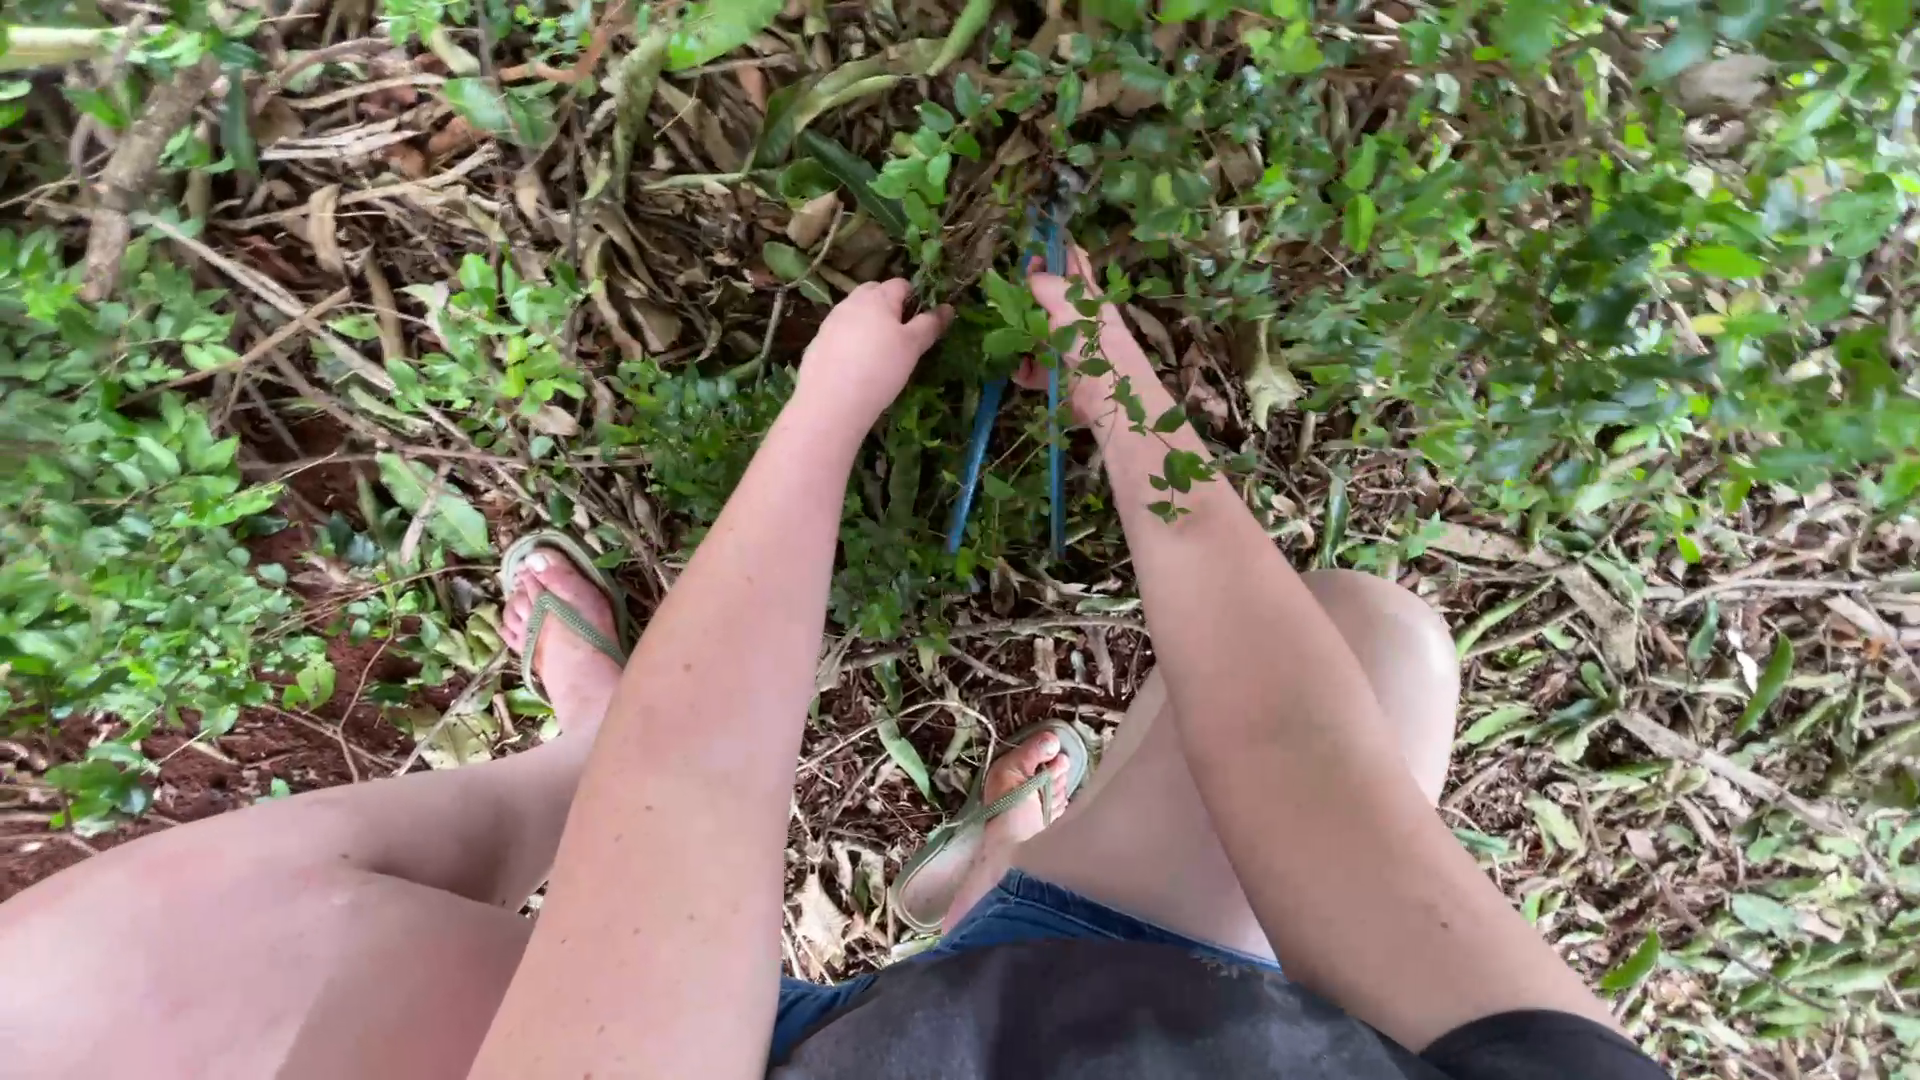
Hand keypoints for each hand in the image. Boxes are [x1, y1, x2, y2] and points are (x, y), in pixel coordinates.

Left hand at [795, 279, 951, 428]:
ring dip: (869, 325)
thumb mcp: (912, 347)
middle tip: (901, 337)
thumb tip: (949, 308)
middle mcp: (852, 302)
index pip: (901, 284)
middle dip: (889, 307)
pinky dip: (852, 342)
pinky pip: (841, 333)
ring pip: (856, 314)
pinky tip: (857, 366)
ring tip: (879, 354)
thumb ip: (930, 325)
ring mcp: (831, 321)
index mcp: (878, 297)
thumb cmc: (880, 368)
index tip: (921, 323)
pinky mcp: (819, 342)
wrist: (832, 400)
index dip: (914, 299)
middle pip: (874, 293)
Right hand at [1016, 245, 1155, 424]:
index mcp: (1088, 298)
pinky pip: (1032, 368)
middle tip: (1006, 295)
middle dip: (1025, 298)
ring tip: (1003, 334)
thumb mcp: (1072, 307)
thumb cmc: (1095, 346)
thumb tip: (1033, 276)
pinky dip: (1022, 369)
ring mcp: (1064, 350)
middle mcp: (1076, 321)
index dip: (1053, 255)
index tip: (1030, 254)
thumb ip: (1051, 287)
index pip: (1072, 265)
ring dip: (1017, 335)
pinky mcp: (1055, 377)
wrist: (1108, 399)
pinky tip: (1017, 369)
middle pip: (1046, 300)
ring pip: (1034, 334)